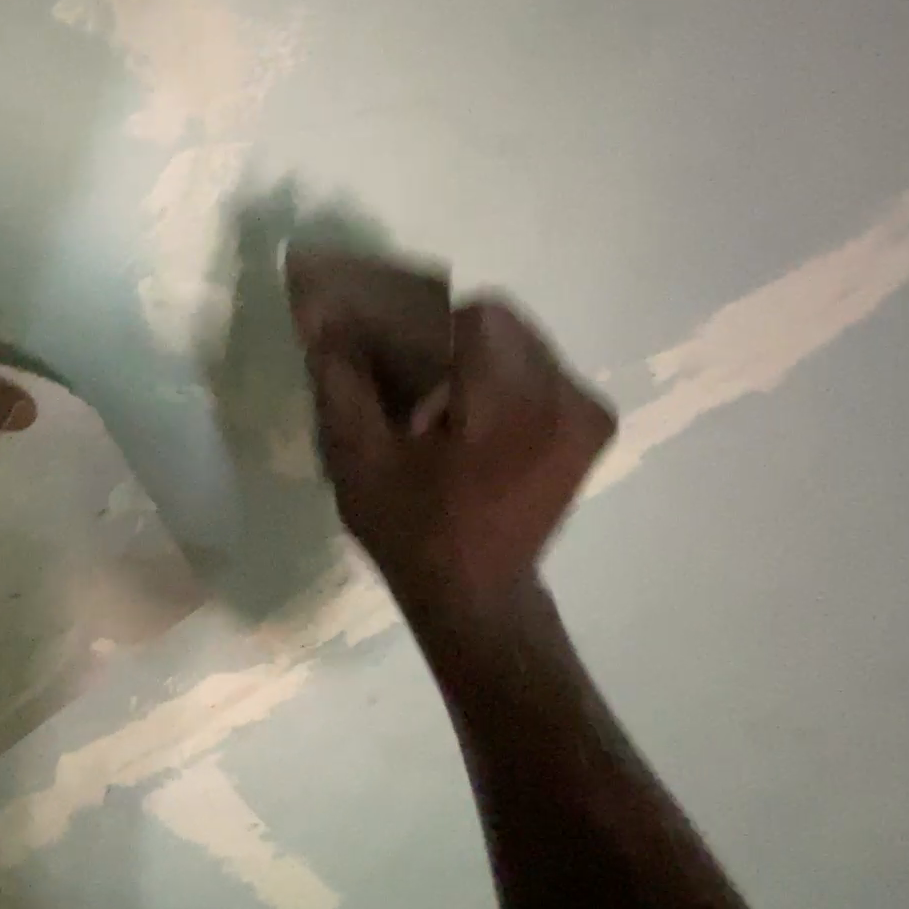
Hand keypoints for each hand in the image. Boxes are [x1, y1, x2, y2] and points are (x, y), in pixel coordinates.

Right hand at [306, 299, 615, 613]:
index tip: (372, 342)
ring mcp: (586, 411)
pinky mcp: (588, 424)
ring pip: (513, 340)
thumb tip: (319, 313)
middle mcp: (568, 396)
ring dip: (460, 353)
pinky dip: (486, 373)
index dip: (409, 317)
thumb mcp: (357, 454)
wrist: (473, 595)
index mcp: (514, 404)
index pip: (464, 315)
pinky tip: (453, 412)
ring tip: (421, 399)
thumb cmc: (409, 530)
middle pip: (494, 322)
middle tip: (393, 375)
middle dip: (434, 335)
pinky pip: (531, 366)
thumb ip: (340, 377)